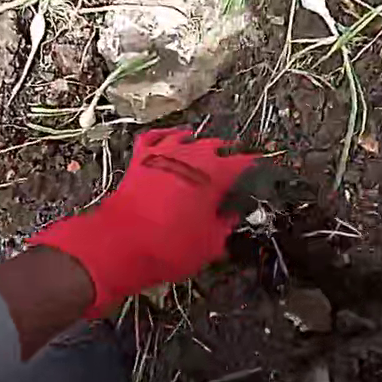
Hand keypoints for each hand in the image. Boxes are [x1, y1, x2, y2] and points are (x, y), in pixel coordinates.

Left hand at [30, 128, 264, 317]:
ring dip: (202, 144)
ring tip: (210, 151)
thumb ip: (224, 225)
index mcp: (215, 174)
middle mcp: (191, 156)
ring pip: (189, 138)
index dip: (255, 164)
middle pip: (218, 145)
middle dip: (230, 153)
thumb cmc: (168, 246)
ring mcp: (164, 153)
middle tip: (237, 165)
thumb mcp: (209, 243)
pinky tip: (175, 136)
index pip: (244, 162)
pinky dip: (168, 134)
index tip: (261, 168)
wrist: (120, 243)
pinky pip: (157, 137)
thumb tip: (231, 216)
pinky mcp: (141, 159)